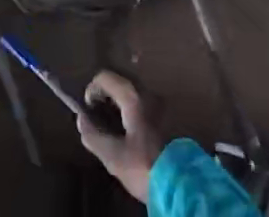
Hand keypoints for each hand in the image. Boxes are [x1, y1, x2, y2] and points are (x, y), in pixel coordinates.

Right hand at [78, 70, 165, 202]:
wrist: (187, 190)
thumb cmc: (146, 168)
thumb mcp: (113, 156)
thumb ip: (92, 135)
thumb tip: (81, 119)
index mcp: (133, 98)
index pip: (105, 77)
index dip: (92, 89)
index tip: (89, 109)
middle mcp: (149, 95)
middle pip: (121, 85)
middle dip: (107, 97)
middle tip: (100, 117)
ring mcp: (164, 107)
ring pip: (135, 97)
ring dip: (122, 106)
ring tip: (116, 128)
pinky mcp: (173, 121)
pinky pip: (146, 108)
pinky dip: (135, 114)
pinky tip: (134, 136)